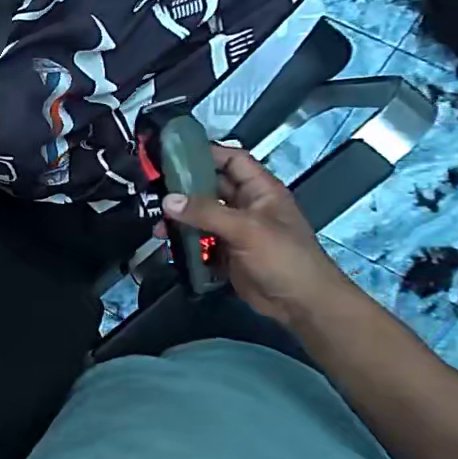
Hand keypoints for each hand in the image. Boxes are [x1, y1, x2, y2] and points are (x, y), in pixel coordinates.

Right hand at [161, 145, 350, 325]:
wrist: (302, 305)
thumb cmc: (283, 257)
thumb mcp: (246, 229)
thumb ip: (206, 212)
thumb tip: (168, 200)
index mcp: (260, 190)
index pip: (232, 160)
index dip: (207, 154)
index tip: (174, 155)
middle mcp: (247, 205)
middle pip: (212, 188)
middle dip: (185, 191)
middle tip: (155, 193)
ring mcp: (237, 231)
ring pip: (203, 217)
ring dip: (182, 220)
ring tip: (160, 228)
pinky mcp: (228, 254)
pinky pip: (203, 242)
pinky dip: (187, 243)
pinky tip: (170, 246)